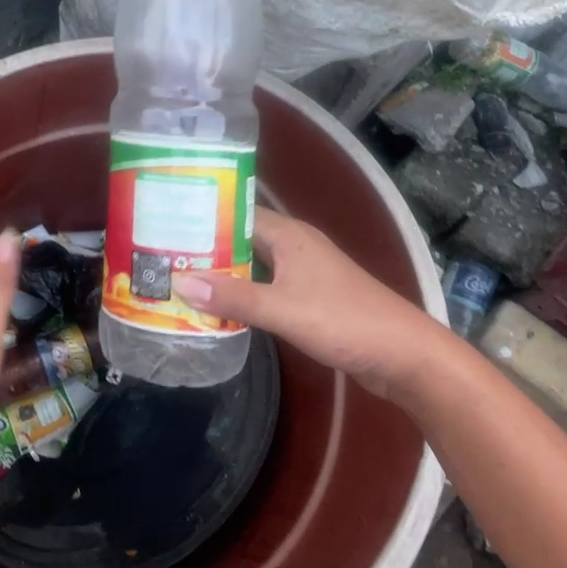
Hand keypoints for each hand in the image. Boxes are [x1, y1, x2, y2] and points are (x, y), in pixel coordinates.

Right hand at [177, 207, 450, 399]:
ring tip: (179, 278)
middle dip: (206, 246)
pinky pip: (265, 285)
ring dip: (223, 271)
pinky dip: (242, 291)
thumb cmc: (344, 321)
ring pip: (253, 263)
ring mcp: (304, 271)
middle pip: (241, 237)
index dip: (202, 216)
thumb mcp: (282, 309)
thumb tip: (178, 282)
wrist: (404, 356)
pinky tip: (219, 306)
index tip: (164, 223)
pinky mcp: (310, 296)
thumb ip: (233, 297)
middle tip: (161, 254)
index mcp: (289, 234)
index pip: (235, 211)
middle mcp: (294, 244)